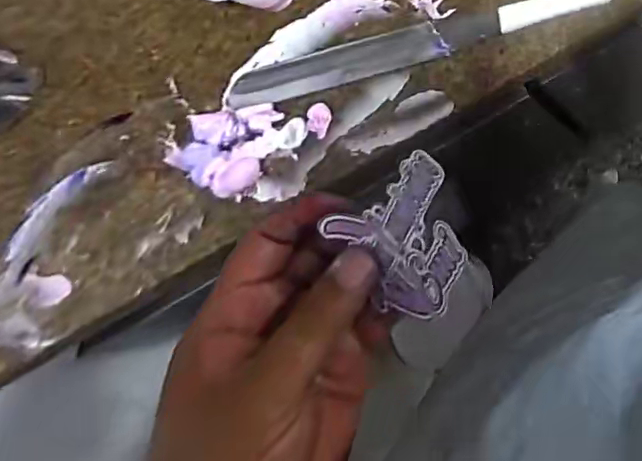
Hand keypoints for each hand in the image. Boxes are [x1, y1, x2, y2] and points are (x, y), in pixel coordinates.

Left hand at [149, 196, 386, 460]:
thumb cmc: (231, 456)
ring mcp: (309, 341)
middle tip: (392, 228)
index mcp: (235, 315)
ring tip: (408, 253)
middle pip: (312, 259)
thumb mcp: (265, 386)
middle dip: (349, 240)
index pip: (267, 247)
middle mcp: (274, 318)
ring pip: (345, 286)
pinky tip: (410, 291)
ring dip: (375, 268)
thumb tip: (363, 254)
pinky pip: (367, 321)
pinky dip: (388, 304)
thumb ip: (316, 318)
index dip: (302, 218)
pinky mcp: (341, 365)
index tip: (347, 205)